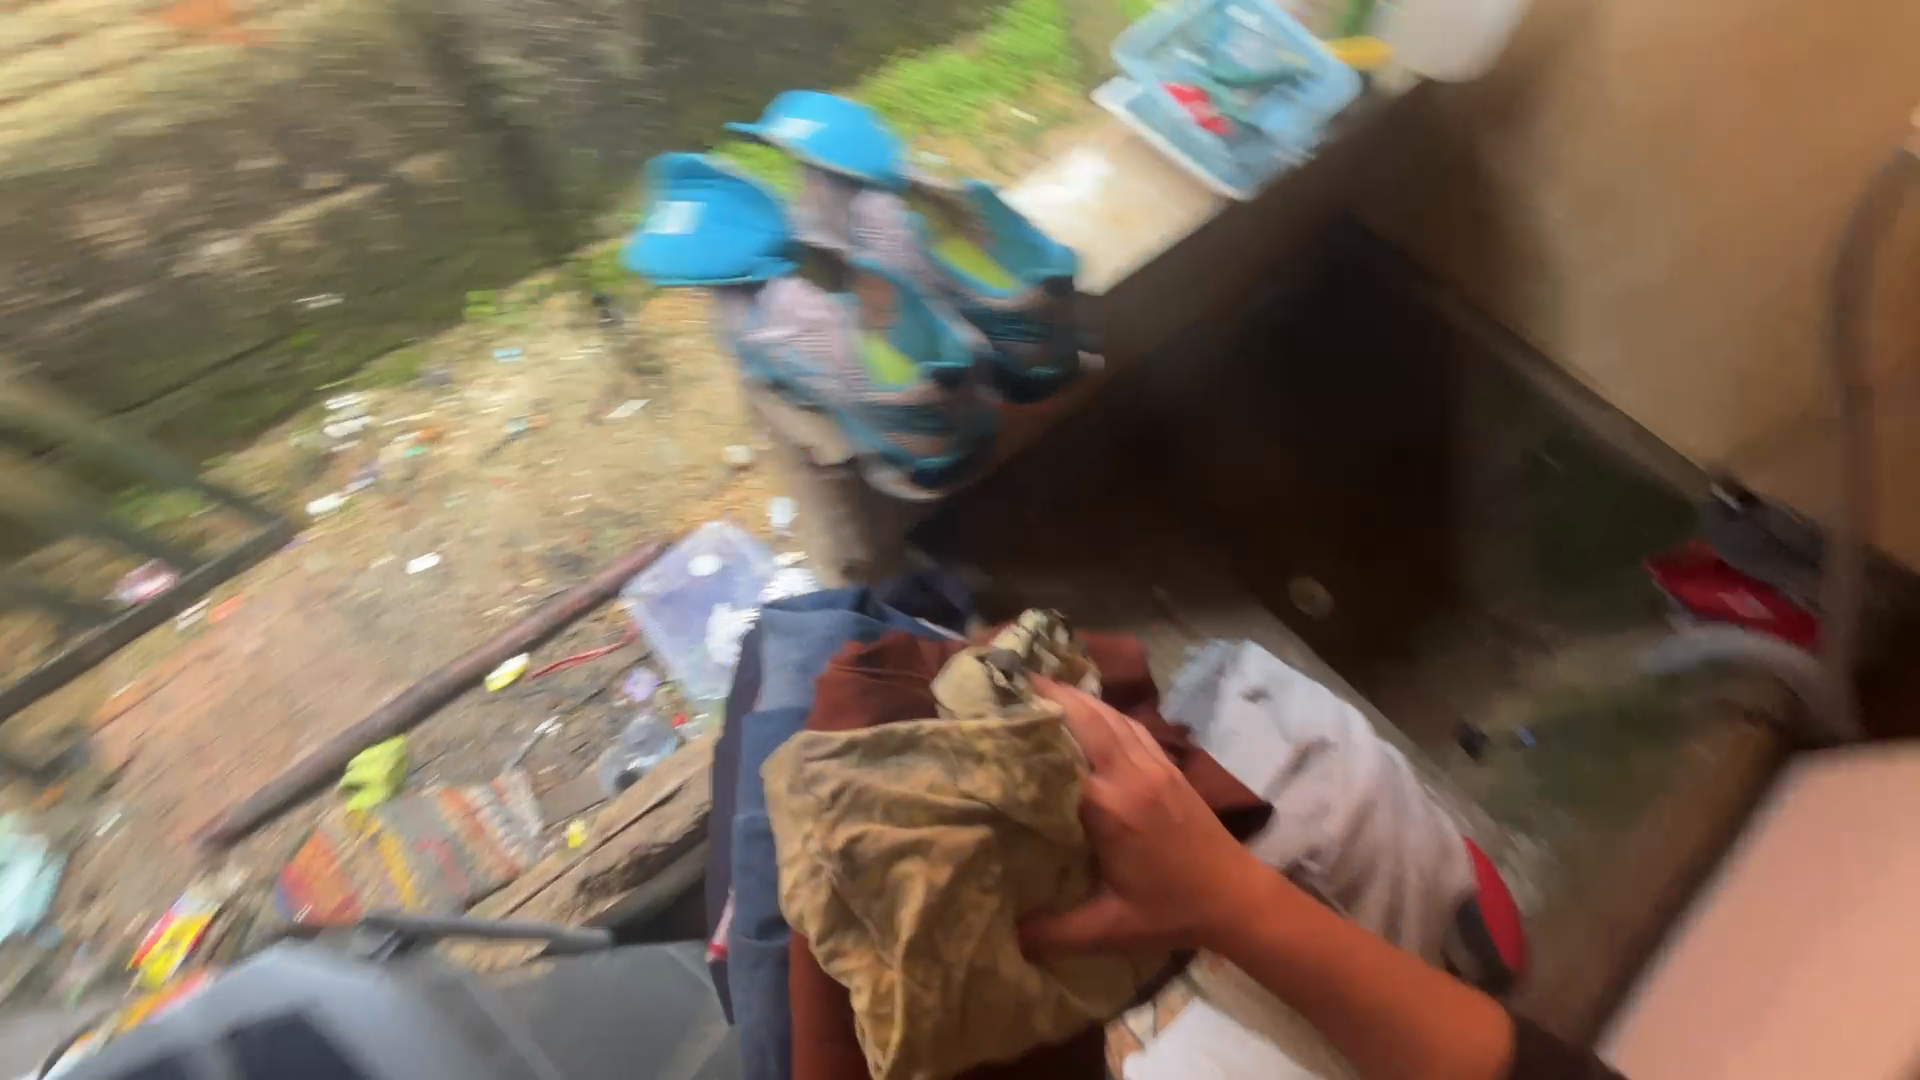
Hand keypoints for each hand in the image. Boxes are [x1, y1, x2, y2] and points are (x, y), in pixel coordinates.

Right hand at [1022, 678, 1272, 954]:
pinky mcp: (1168, 763)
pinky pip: (1130, 724)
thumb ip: (1055, 933)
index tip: (997, 717)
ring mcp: (1153, 764)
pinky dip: (1103, 709)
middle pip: (1087, 717)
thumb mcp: (1111, 929)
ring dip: (1076, 697)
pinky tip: (1086, 707)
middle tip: (1014, 683)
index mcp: (1111, 809)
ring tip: (1041, 686)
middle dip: (1051, 696)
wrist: (1237, 898)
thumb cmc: (1171, 912)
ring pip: (1110, 714)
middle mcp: (1131, 774)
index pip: (1061, 758)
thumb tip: (1004, 937)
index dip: (1029, 735)